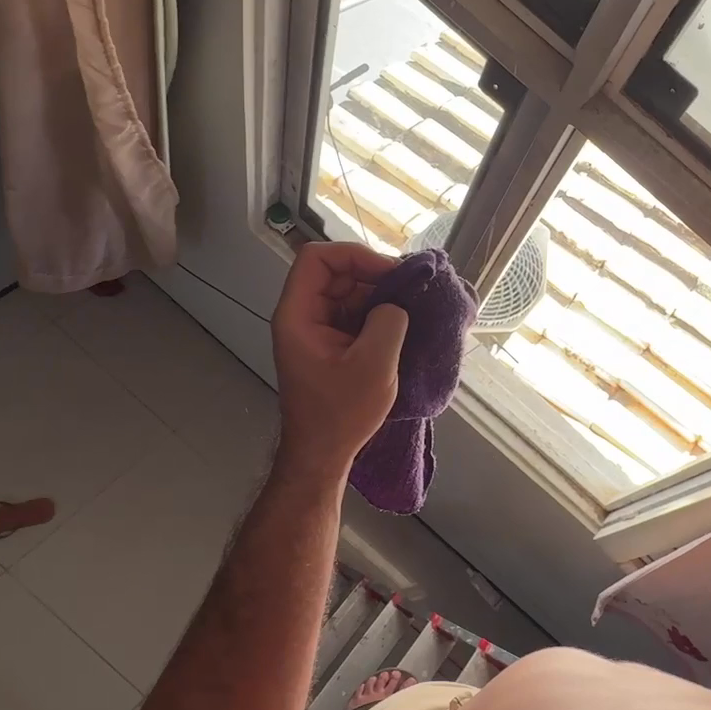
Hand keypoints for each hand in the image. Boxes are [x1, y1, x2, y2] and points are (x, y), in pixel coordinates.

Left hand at [270, 242, 409, 480]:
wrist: (323, 453)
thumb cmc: (341, 413)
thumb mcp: (373, 365)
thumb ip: (388, 321)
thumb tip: (395, 305)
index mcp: (299, 315)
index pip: (317, 258)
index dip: (354, 256)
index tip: (388, 274)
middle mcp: (304, 315)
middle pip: (336, 271)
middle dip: (374, 275)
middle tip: (410, 291)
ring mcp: (319, 329)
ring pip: (350, 291)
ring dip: (381, 295)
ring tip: (412, 309)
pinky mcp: (335, 342)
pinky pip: (357, 312)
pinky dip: (380, 313)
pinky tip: (404, 324)